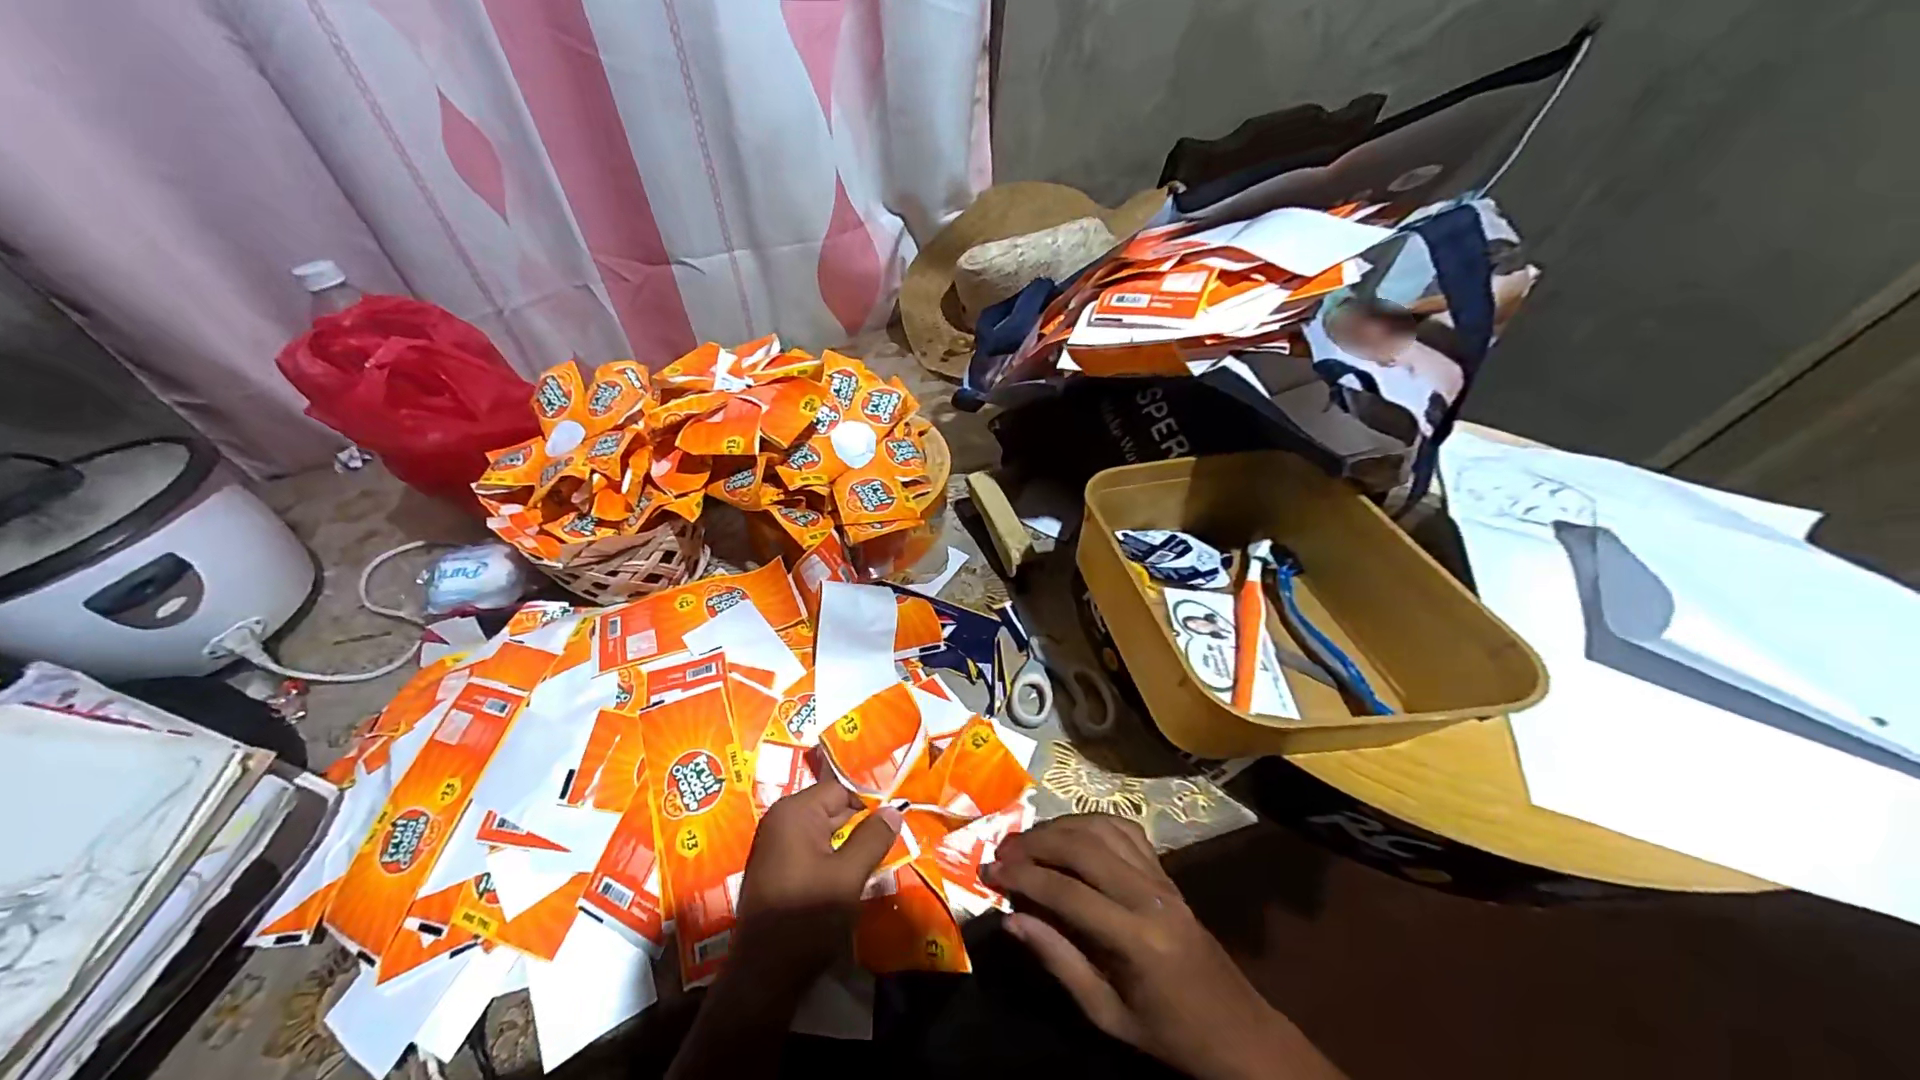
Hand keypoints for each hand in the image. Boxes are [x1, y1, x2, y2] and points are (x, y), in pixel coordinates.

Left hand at [729, 773, 903, 991]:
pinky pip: (811, 848)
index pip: (841, 789)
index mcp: (795, 813)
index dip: (871, 801)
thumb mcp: (849, 876)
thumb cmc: (807, 918)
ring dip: (849, 841)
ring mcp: (774, 844)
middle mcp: (780, 820)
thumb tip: (895, 809)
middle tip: (895, 835)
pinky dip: (832, 855)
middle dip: (862, 822)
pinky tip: (853, 872)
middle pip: (832, 808)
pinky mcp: (775, 868)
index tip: (897, 816)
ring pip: (823, 830)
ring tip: (879, 854)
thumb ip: (874, 837)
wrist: (764, 975)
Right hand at [986, 815, 1342, 1079]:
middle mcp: (1149, 895)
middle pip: (1082, 847)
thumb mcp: (1106, 1014)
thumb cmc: (1167, 1032)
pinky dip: (1090, 822)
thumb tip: (1011, 921)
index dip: (1022, 877)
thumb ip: (1058, 961)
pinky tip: (1069, 833)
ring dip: (1059, 827)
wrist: (1235, 1028)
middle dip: (1035, 843)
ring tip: (1027, 841)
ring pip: (1102, 829)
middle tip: (1002, 852)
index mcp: (1135, 939)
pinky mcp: (1167, 872)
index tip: (989, 873)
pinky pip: (1124, 830)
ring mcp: (1161, 878)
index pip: (1066, 892)